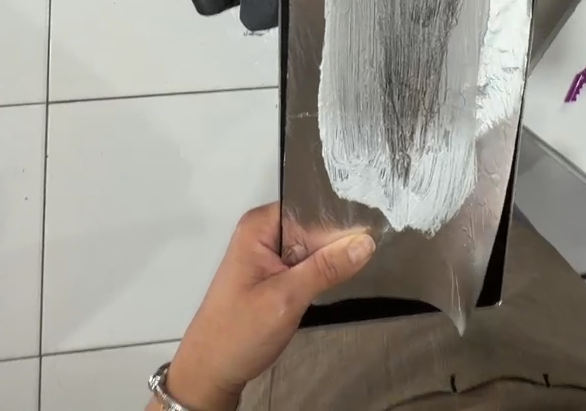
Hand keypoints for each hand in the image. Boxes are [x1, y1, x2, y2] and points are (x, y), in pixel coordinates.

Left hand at [159, 204, 375, 410]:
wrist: (209, 375)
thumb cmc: (237, 333)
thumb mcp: (286, 299)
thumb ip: (326, 268)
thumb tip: (365, 242)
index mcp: (260, 224)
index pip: (312, 209)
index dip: (342, 218)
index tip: (375, 226)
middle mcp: (264, 231)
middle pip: (314, 225)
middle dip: (340, 238)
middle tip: (376, 245)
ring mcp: (268, 253)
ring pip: (313, 245)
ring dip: (333, 257)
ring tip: (366, 257)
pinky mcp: (274, 273)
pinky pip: (307, 262)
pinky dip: (323, 271)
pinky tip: (343, 275)